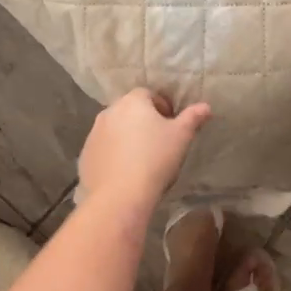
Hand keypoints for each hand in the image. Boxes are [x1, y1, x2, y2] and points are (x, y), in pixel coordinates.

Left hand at [78, 88, 209, 210]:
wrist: (119, 196)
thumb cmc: (155, 159)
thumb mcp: (181, 137)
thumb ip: (193, 118)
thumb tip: (205, 106)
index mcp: (132, 102)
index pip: (149, 94)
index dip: (162, 107)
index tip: (171, 125)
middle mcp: (109, 112)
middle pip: (130, 111)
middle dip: (143, 122)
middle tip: (159, 143)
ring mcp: (93, 134)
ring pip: (115, 130)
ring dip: (127, 138)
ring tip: (141, 160)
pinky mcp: (85, 156)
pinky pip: (103, 149)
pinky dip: (113, 155)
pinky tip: (125, 173)